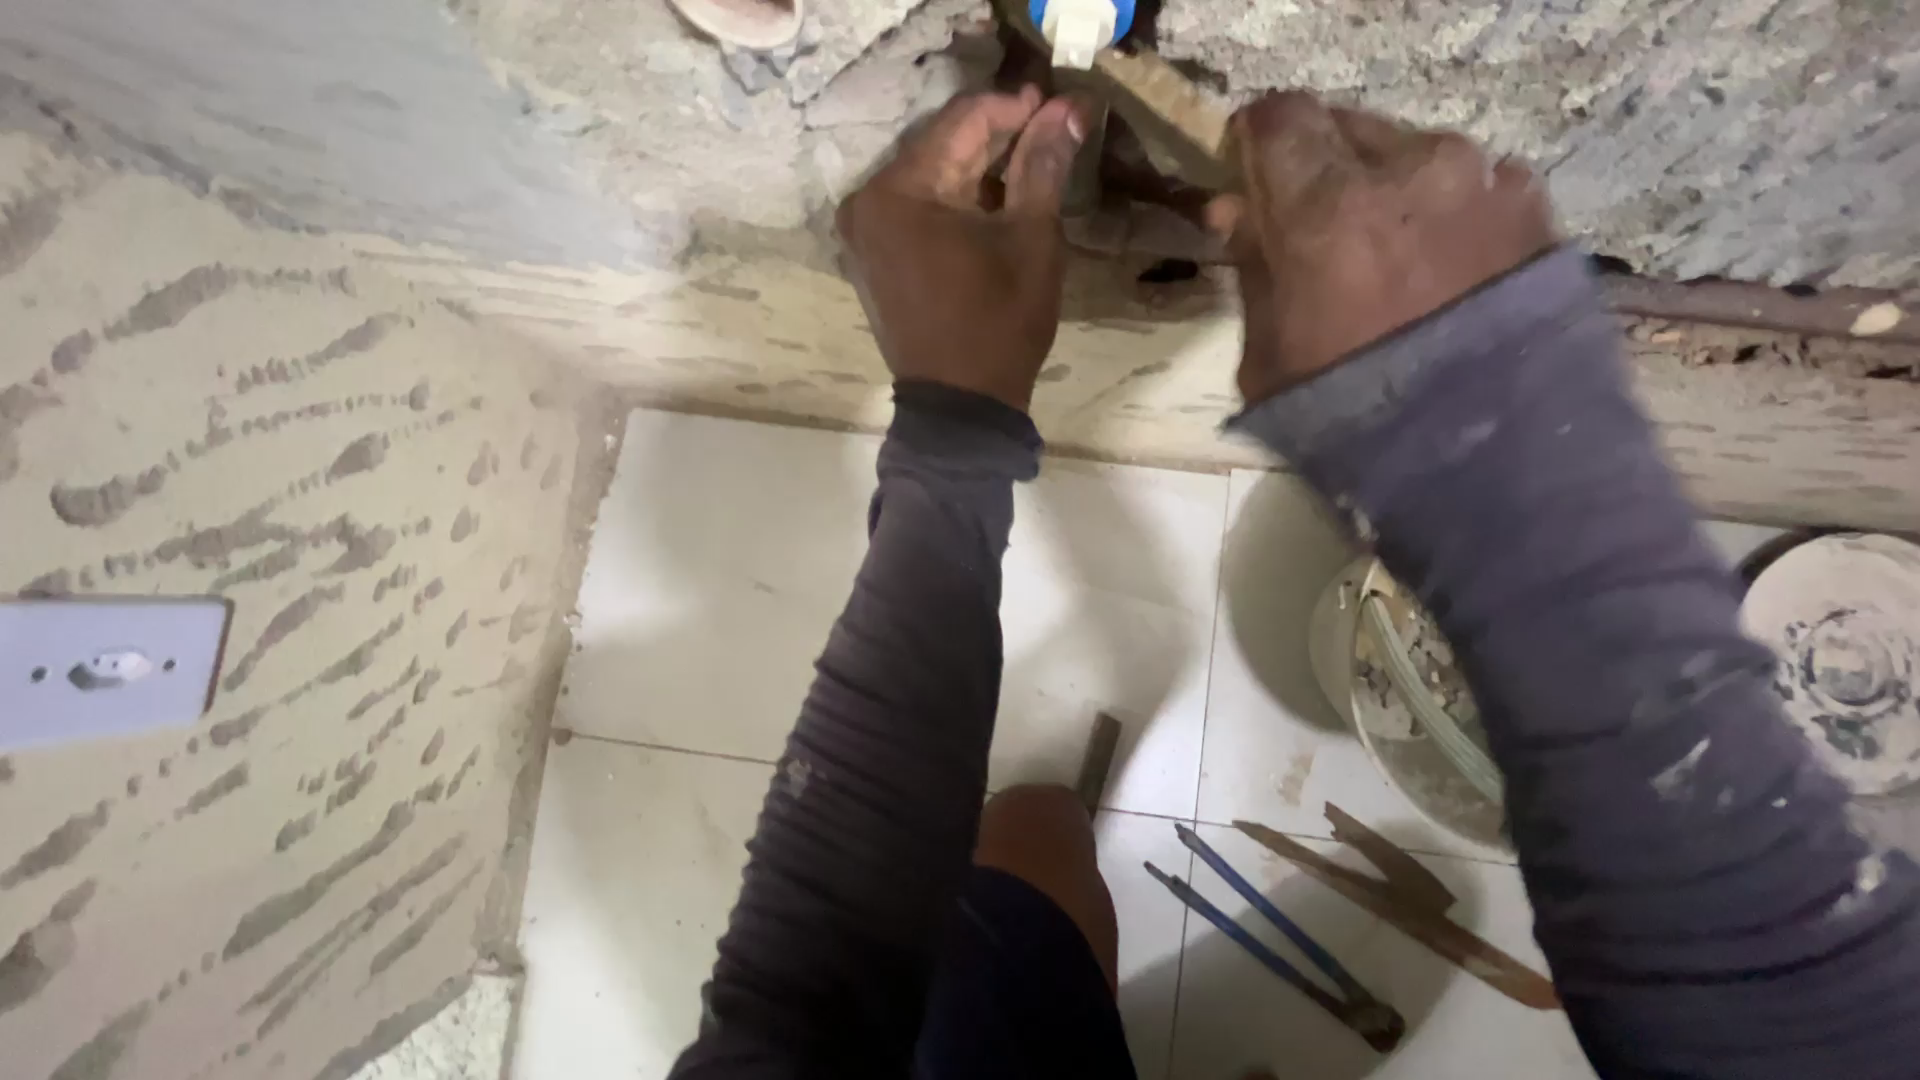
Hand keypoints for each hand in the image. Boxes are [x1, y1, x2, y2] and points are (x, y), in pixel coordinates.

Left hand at [836, 88, 1087, 411]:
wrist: (961, 408)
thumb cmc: (999, 326)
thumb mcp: (1031, 241)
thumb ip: (1043, 167)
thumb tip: (1067, 109)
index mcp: (898, 193)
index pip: (961, 123)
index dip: (1013, 108)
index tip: (1056, 101)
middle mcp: (866, 205)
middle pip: (939, 150)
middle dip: (994, 140)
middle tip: (1048, 129)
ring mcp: (862, 236)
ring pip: (927, 181)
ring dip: (975, 172)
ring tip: (1027, 167)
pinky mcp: (871, 262)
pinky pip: (913, 214)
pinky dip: (951, 204)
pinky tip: (990, 204)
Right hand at [1208, 91, 1558, 405]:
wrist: (1481, 460)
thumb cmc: (1349, 415)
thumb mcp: (1267, 356)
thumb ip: (1249, 268)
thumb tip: (1231, 208)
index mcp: (1326, 207)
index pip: (1277, 118)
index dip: (1254, 139)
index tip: (1247, 175)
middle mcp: (1408, 169)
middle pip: (1341, 124)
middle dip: (1314, 164)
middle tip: (1308, 225)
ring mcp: (1480, 179)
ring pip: (1407, 149)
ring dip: (1380, 184)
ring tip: (1381, 253)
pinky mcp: (1531, 204)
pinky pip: (1467, 179)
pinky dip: (1439, 206)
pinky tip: (1438, 267)